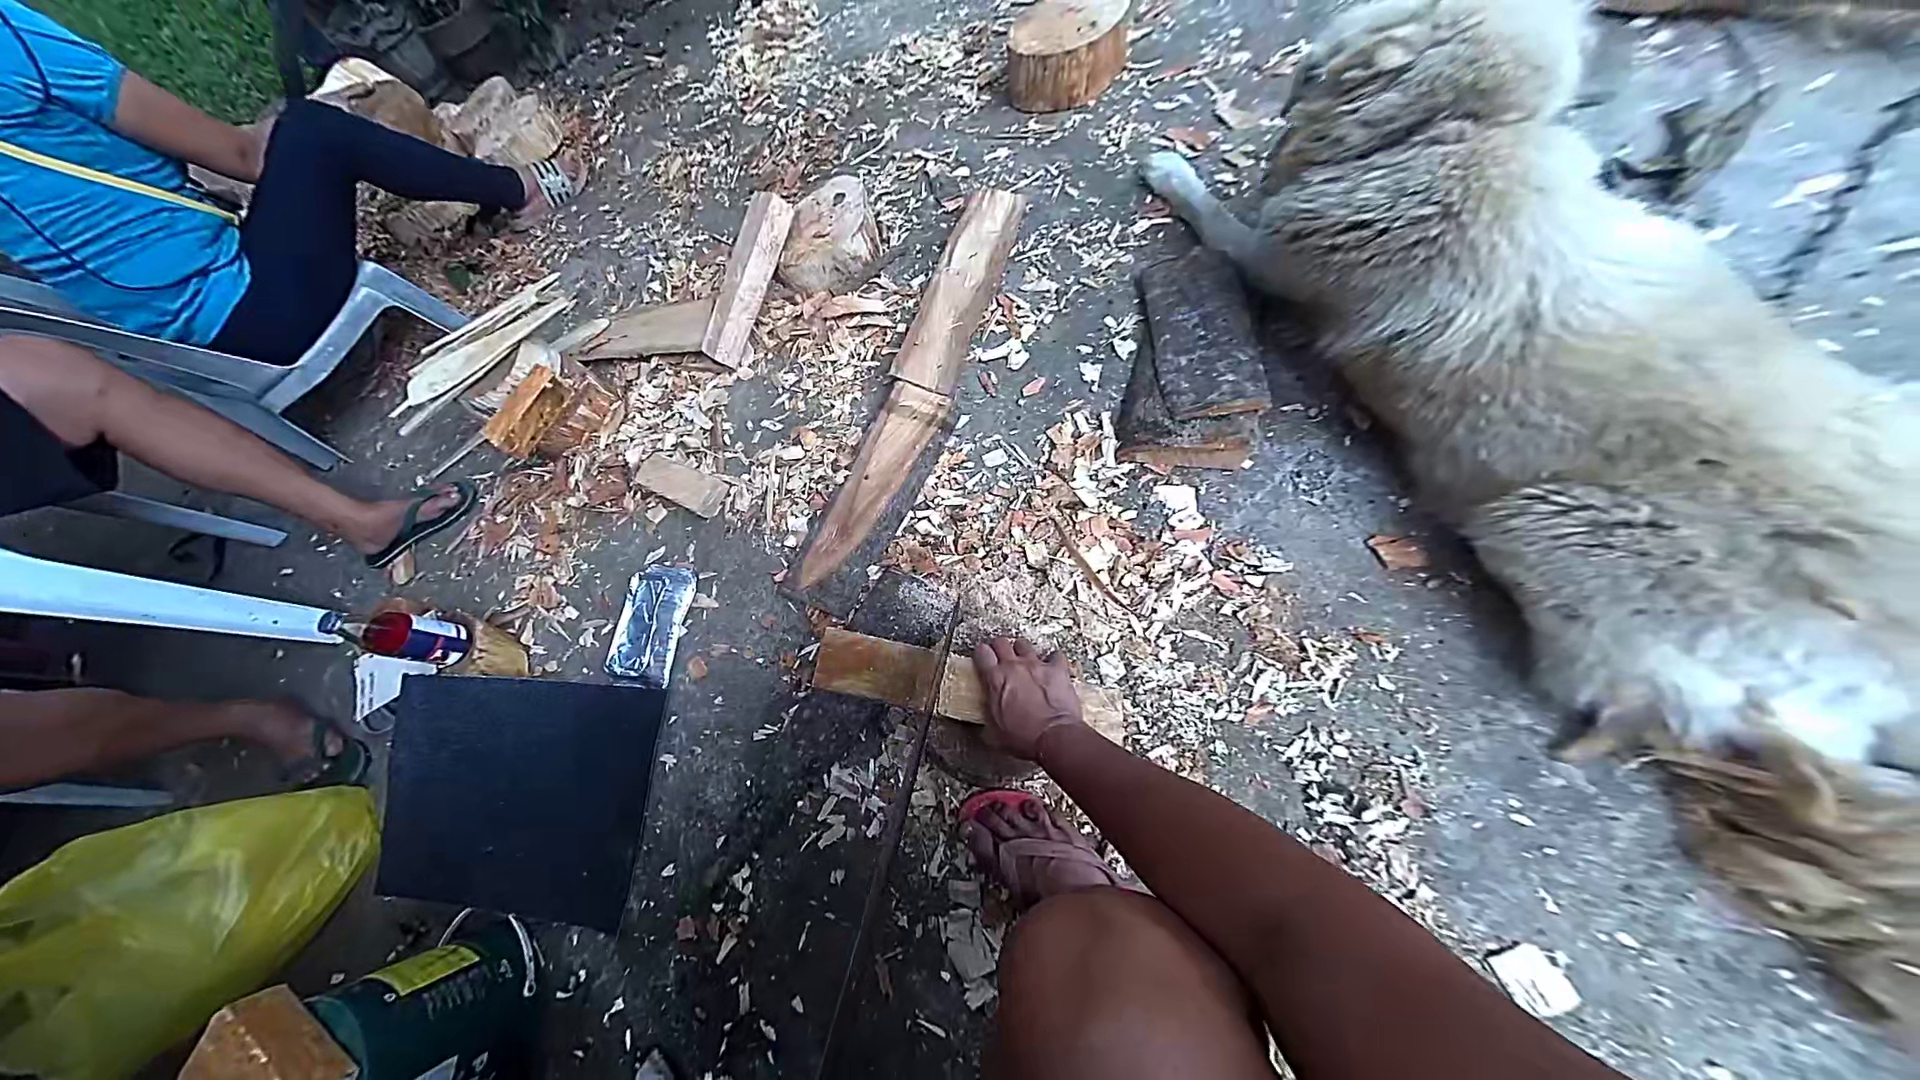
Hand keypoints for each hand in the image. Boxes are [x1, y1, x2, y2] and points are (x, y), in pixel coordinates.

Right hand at [972, 638, 1085, 761]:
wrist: (1054, 736)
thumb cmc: (1024, 737)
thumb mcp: (994, 731)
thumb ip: (988, 713)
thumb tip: (987, 715)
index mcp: (995, 679)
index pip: (982, 653)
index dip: (982, 654)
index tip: (983, 658)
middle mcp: (1014, 666)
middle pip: (1002, 642)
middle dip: (1000, 648)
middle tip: (1001, 657)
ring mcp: (1037, 665)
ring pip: (1024, 644)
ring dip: (1022, 651)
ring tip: (1025, 660)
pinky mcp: (1057, 669)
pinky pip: (1055, 655)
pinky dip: (1053, 659)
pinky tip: (1053, 666)